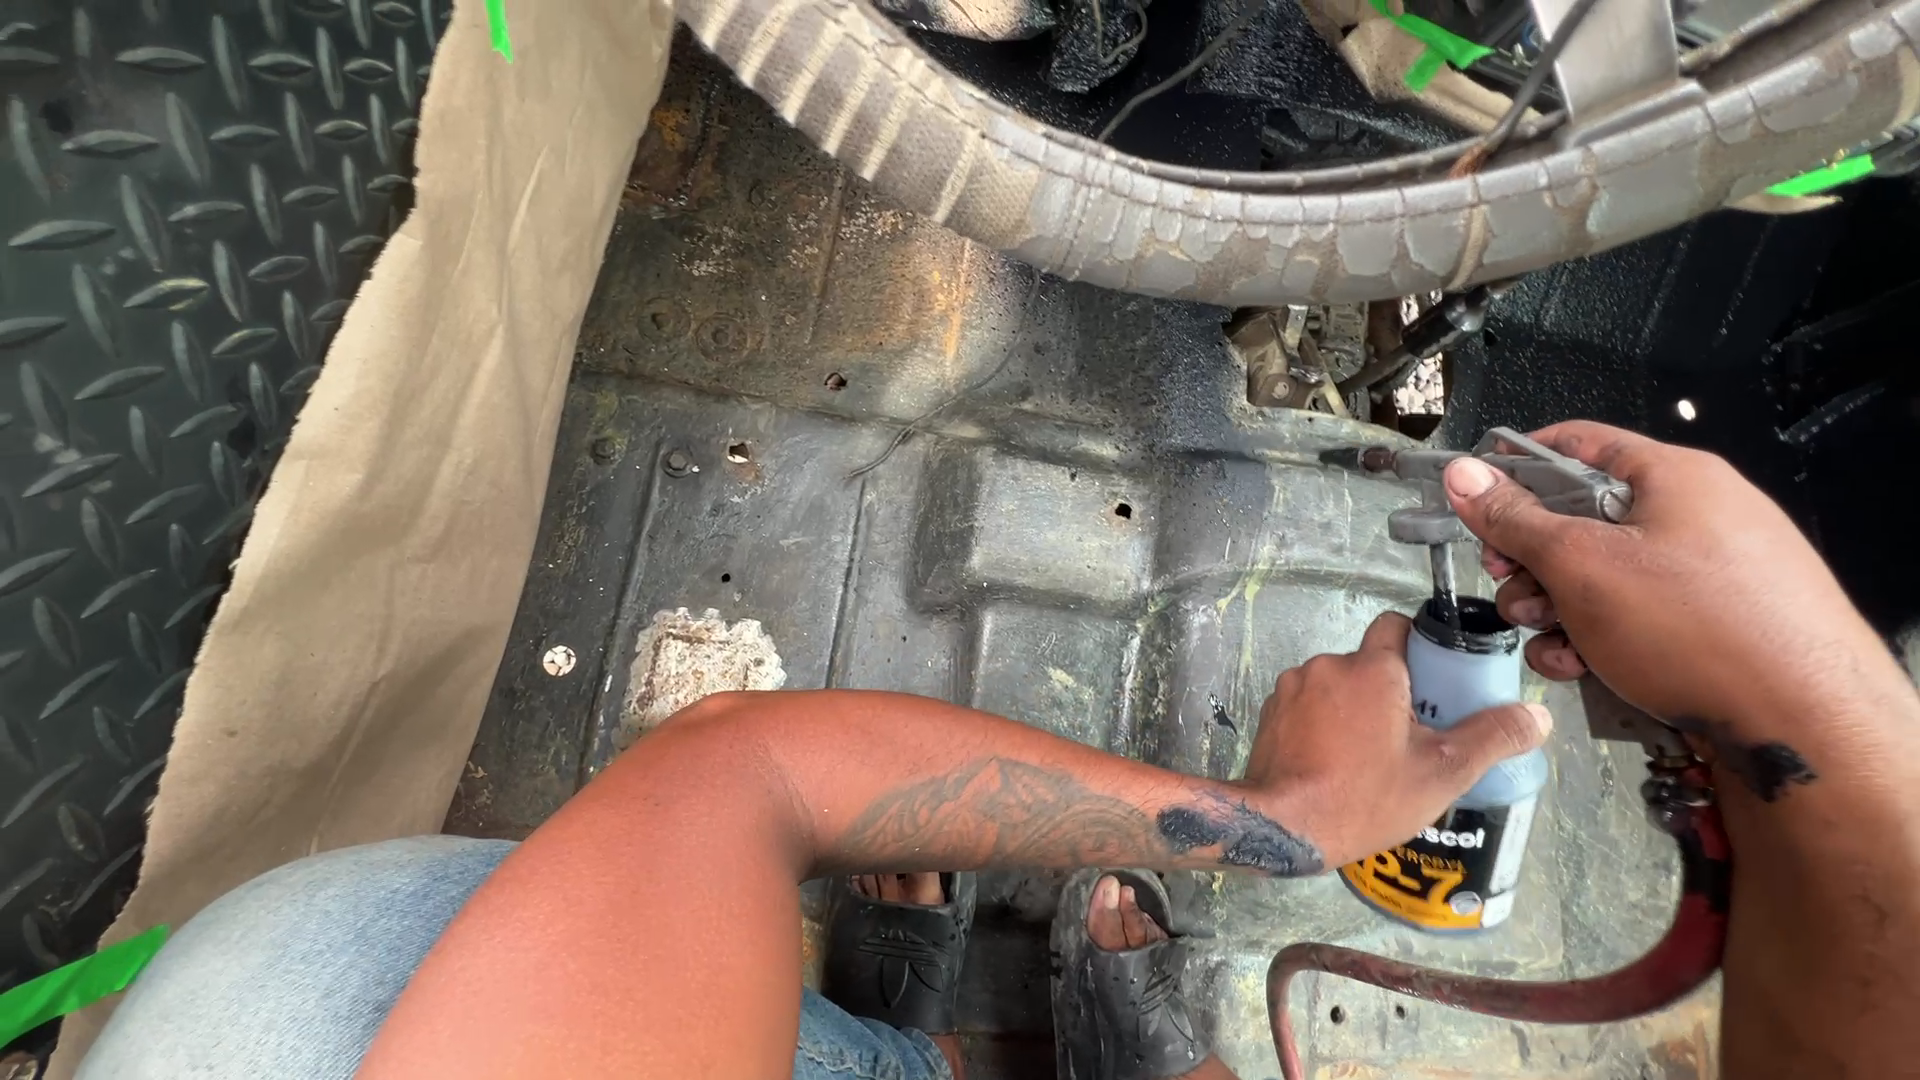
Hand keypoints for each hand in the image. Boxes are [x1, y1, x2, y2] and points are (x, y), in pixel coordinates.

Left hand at [1240, 613, 1550, 867]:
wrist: (1284, 823)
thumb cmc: (1366, 795)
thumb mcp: (1443, 770)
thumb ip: (1493, 736)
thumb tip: (1537, 714)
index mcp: (1368, 668)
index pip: (1395, 626)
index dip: (1419, 644)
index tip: (1437, 679)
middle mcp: (1324, 666)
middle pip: (1367, 662)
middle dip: (1391, 689)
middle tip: (1413, 733)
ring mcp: (1291, 687)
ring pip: (1336, 685)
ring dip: (1355, 707)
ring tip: (1373, 754)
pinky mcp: (1270, 710)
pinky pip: (1308, 703)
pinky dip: (1323, 721)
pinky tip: (1335, 759)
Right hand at [1442, 421, 1887, 732]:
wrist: (1804, 729)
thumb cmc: (1693, 628)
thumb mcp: (1579, 563)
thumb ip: (1512, 517)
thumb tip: (1463, 473)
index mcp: (1672, 478)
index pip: (1573, 443)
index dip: (1513, 464)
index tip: (1472, 499)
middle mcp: (1689, 516)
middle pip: (1572, 516)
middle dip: (1524, 555)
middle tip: (1507, 579)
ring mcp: (1698, 572)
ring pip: (1588, 571)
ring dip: (1547, 604)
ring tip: (1547, 633)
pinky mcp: (1700, 621)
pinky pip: (1621, 611)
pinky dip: (1586, 634)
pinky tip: (1578, 661)